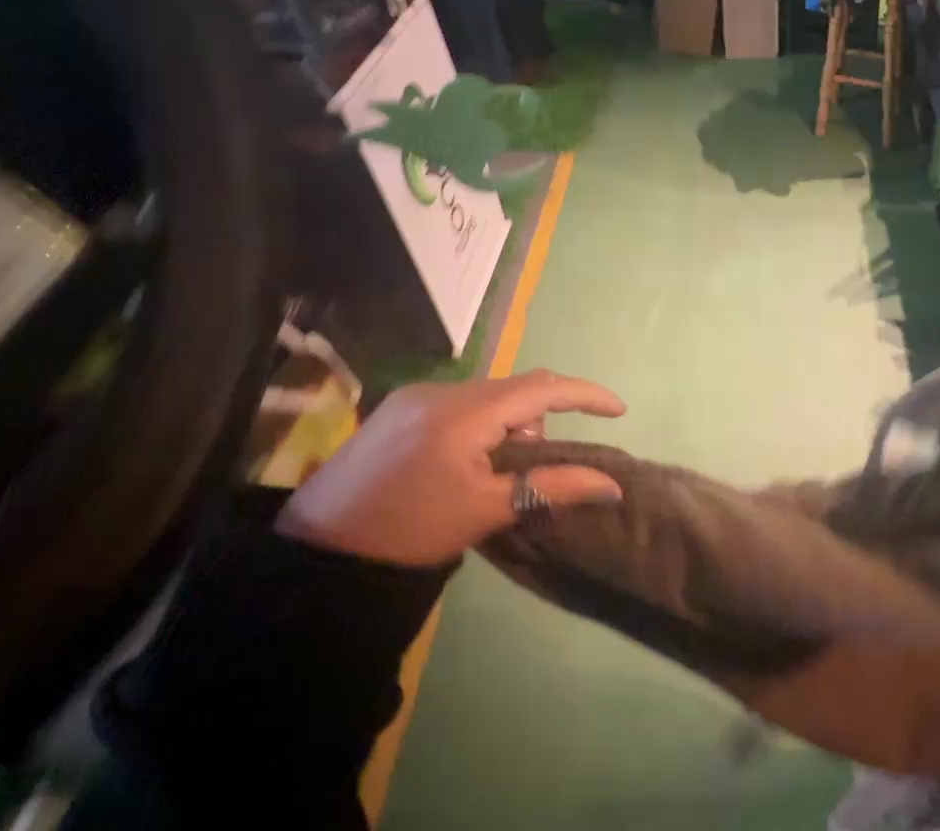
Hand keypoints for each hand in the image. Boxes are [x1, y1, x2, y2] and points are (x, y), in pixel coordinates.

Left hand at [275, 370, 626, 566]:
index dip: (585, 395)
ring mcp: (415, 396)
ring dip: (511, 422)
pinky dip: (482, 423)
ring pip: (488, 394)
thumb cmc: (412, 531)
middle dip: (543, 417)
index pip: (541, 388)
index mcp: (464, 413)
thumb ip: (553, 486)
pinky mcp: (398, 408)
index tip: (618, 411)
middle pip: (515, 387)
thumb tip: (612, 484)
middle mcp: (441, 391)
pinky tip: (469, 460)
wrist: (321, 551)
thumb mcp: (488, 510)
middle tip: (543, 462)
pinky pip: (461, 402)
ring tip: (499, 470)